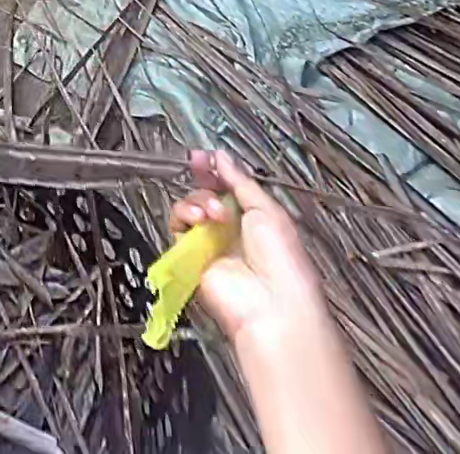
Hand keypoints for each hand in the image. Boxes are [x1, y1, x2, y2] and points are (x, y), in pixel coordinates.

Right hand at [169, 150, 327, 346]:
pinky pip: (178, 225)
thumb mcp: (268, 211)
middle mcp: (229, 227)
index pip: (227, 186)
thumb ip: (240, 181)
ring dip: (199, 199)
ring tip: (213, 213)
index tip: (205, 155)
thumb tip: (220, 155)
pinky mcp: (190, 254)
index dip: (216, 169)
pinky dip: (184, 214)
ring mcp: (209, 240)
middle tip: (198, 164)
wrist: (271, 305)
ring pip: (190, 204)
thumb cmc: (281, 258)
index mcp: (253, 217)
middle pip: (206, 191)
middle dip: (203, 176)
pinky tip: (199, 219)